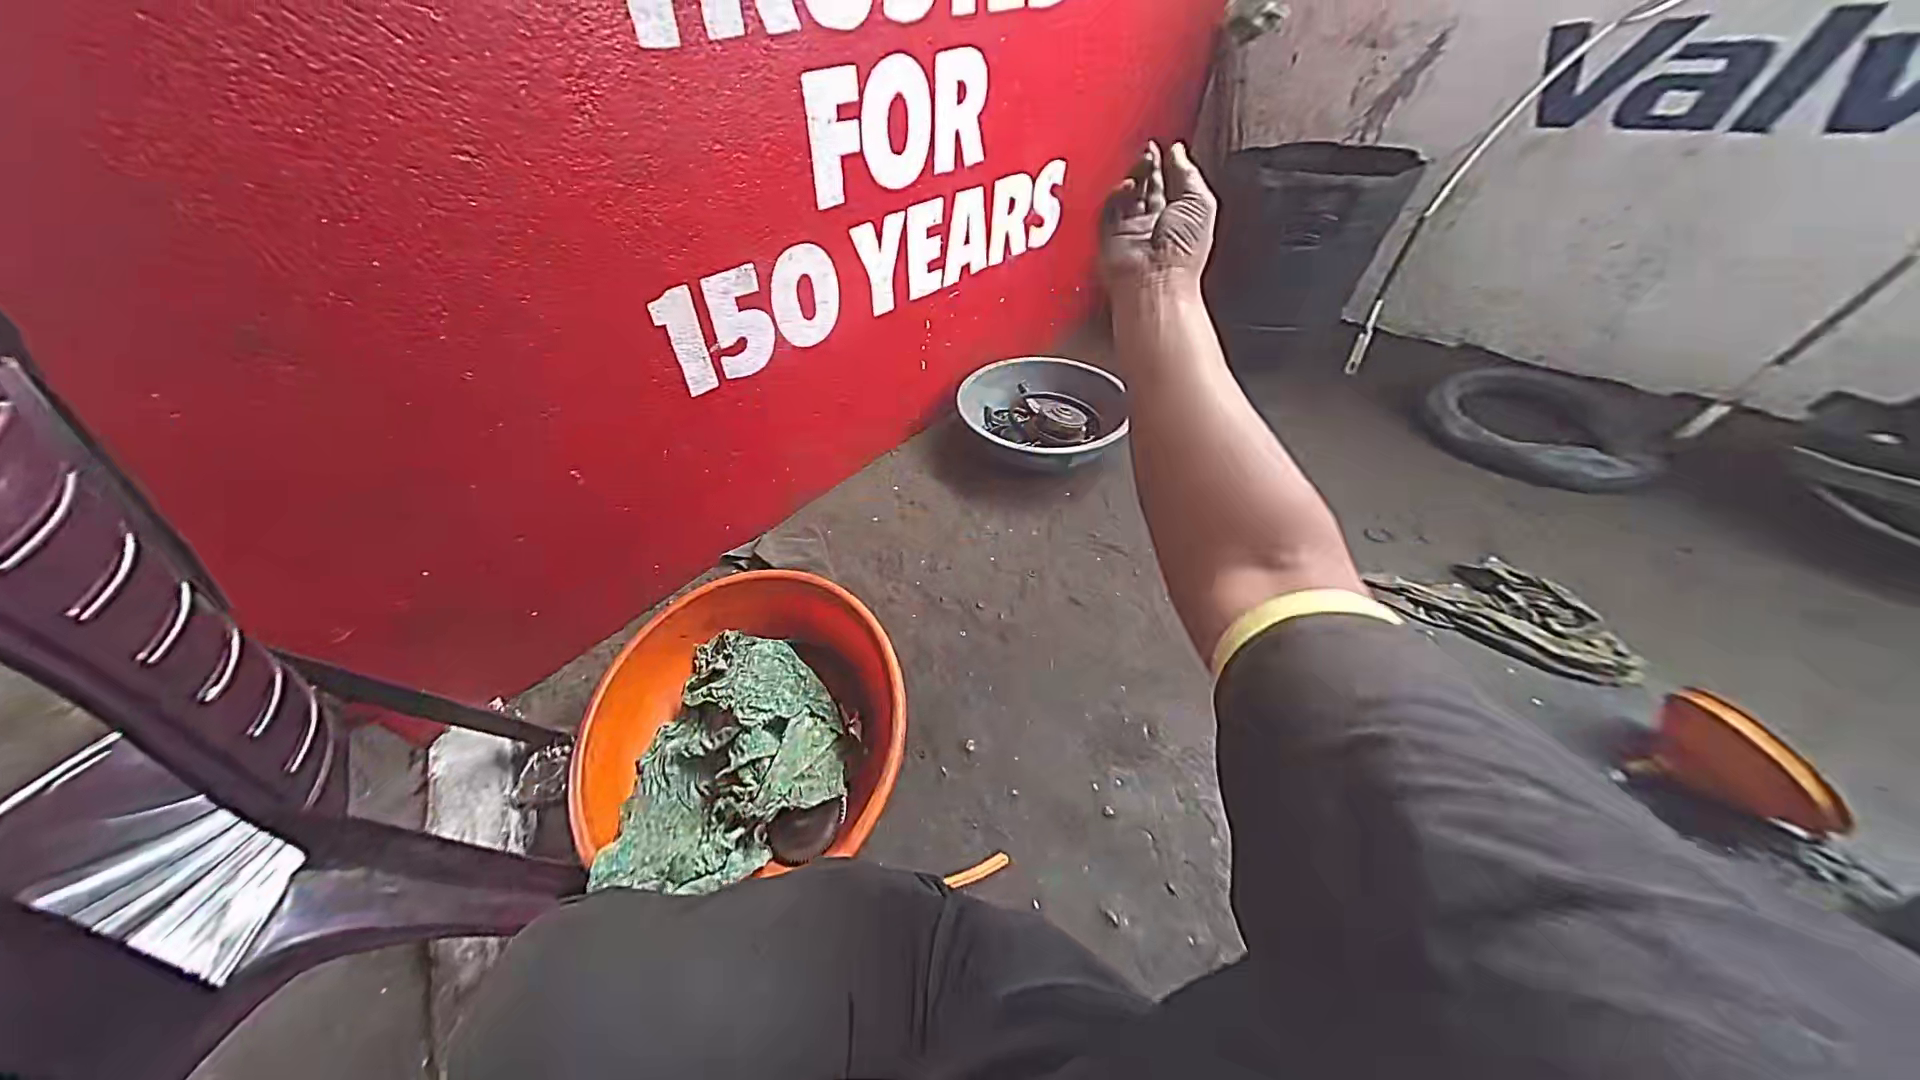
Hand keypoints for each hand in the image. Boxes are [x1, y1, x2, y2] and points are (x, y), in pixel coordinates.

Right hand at [1099, 141, 1217, 294]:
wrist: (1156, 280)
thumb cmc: (1183, 253)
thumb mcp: (1200, 202)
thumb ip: (1188, 173)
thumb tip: (1177, 151)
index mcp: (1176, 218)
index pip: (1167, 183)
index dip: (1165, 163)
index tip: (1164, 146)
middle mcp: (1152, 223)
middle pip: (1146, 185)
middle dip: (1148, 165)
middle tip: (1149, 149)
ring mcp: (1130, 229)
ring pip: (1128, 191)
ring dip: (1135, 174)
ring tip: (1143, 161)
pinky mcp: (1110, 235)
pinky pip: (1110, 206)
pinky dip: (1118, 192)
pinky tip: (1129, 185)